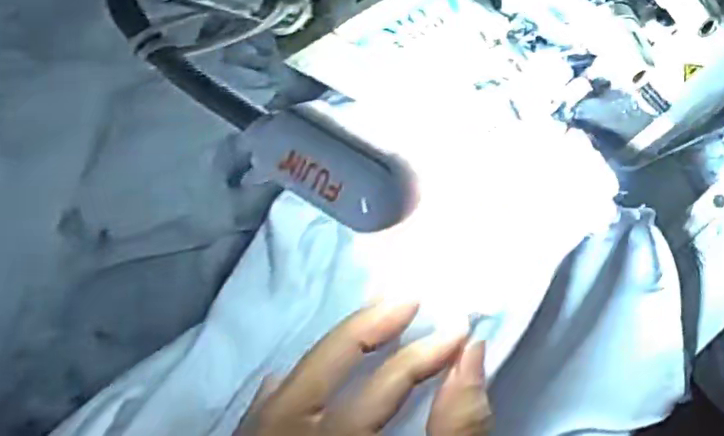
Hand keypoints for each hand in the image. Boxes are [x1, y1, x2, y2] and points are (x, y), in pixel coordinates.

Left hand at [238, 300, 491, 435]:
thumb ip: (458, 428)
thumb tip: (472, 351)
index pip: (370, 399)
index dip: (419, 358)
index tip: (462, 329)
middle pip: (301, 397)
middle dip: (356, 338)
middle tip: (409, 300)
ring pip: (270, 412)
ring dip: (320, 362)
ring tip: (370, 323)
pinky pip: (251, 431)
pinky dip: (274, 400)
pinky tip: (286, 377)